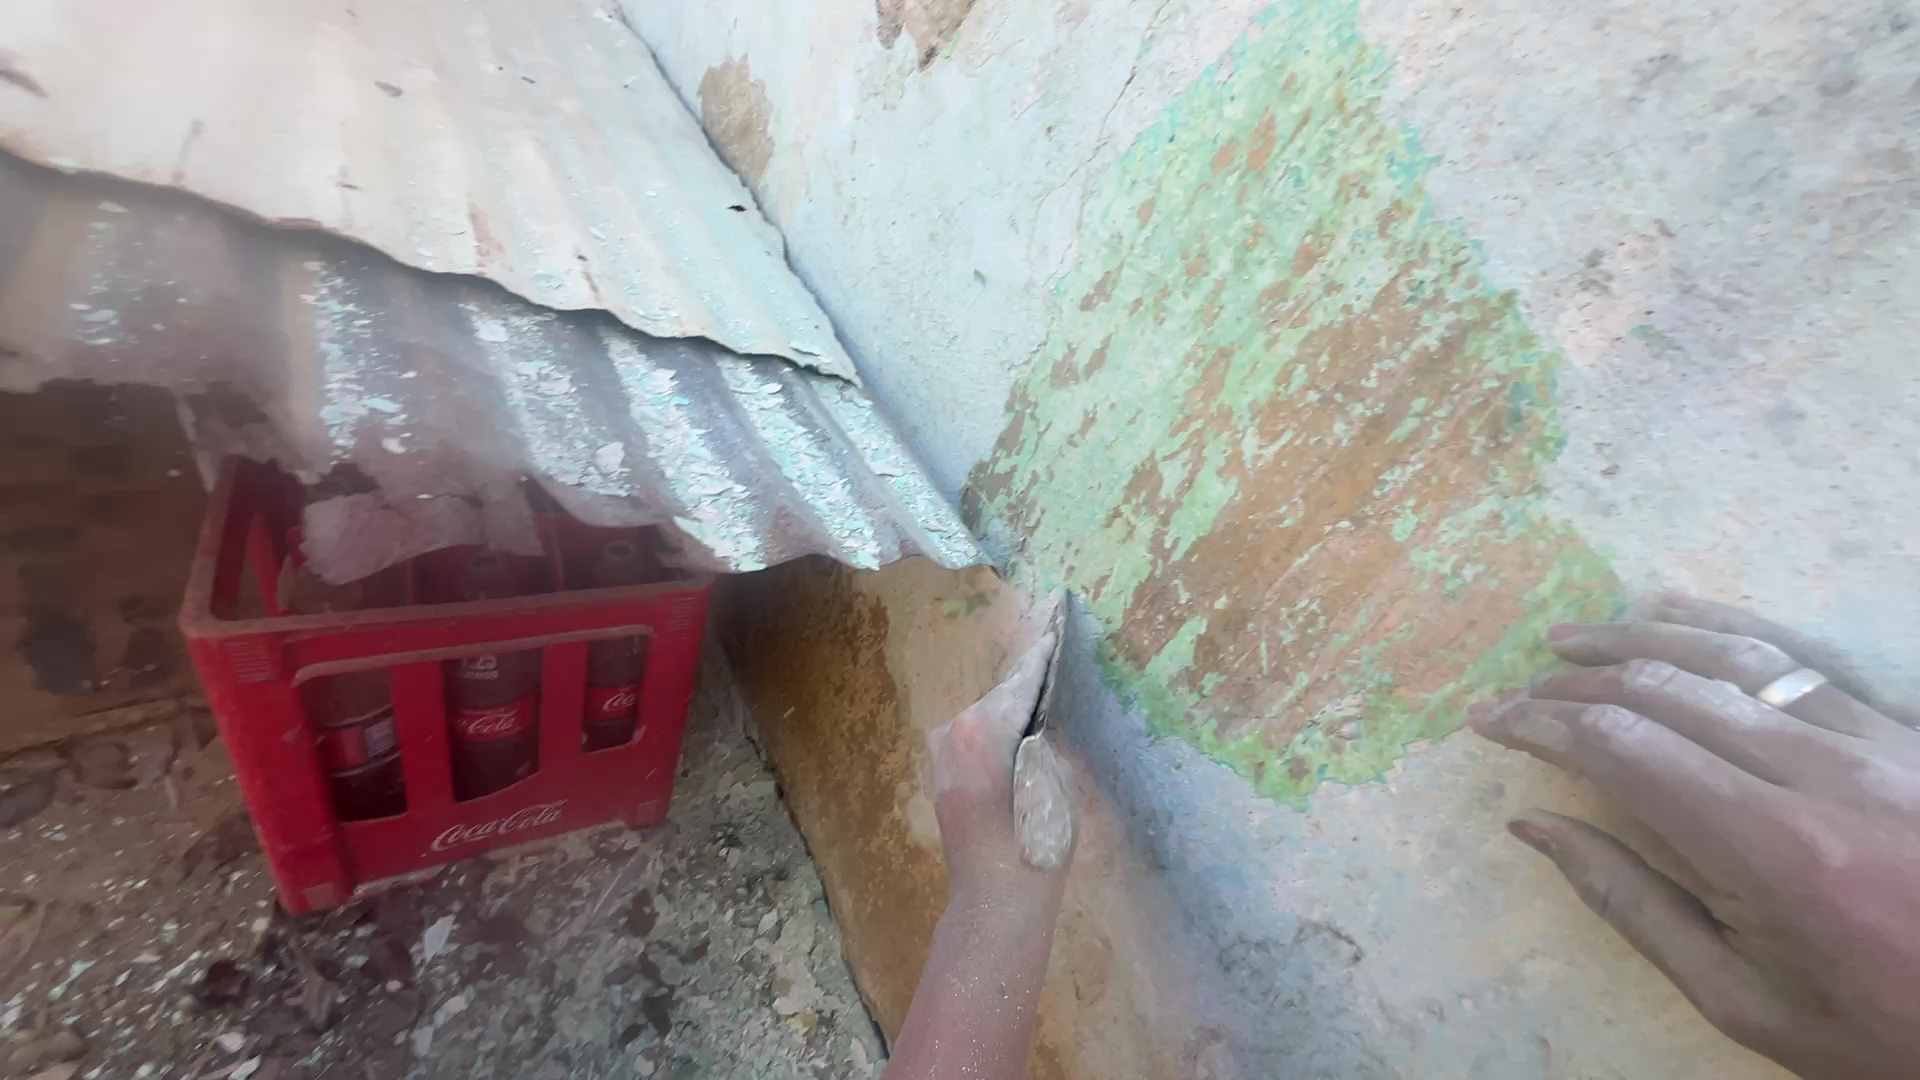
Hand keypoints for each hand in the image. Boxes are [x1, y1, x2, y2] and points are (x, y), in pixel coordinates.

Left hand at [925, 630, 1070, 905]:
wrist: (994, 899)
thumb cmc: (1035, 843)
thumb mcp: (1054, 781)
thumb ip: (1043, 736)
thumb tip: (1036, 714)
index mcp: (983, 727)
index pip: (1020, 682)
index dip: (1042, 655)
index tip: (1054, 619)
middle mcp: (952, 730)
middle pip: (1000, 698)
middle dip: (1026, 684)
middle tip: (1053, 656)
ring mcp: (939, 753)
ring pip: (984, 718)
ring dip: (1010, 710)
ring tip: (1041, 697)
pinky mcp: (939, 773)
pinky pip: (972, 740)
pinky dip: (994, 732)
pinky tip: (1016, 732)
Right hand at [1471, 595, 1919, 1079]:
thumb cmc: (1888, 1034)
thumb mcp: (1748, 1004)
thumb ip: (1629, 903)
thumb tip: (1530, 824)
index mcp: (1776, 849)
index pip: (1617, 746)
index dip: (1536, 725)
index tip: (1487, 721)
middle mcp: (1830, 777)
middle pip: (1660, 691)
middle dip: (1569, 687)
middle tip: (1518, 695)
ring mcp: (1887, 747)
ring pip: (1730, 658)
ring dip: (1632, 640)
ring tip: (1570, 640)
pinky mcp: (1916, 737)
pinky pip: (1811, 659)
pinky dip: (1726, 625)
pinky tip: (1669, 608)